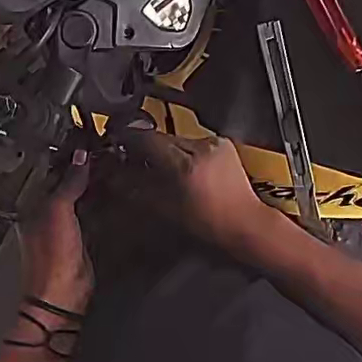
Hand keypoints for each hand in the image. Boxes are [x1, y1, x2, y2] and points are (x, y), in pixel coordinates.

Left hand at [17, 148, 93, 311]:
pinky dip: (101, 203)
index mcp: (34, 207)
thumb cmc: (51, 261)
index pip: (52, 173)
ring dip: (94, 185)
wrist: (63, 296)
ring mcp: (65, 229)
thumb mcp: (58, 212)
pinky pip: (92, 214)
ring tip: (109, 167)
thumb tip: (79, 160)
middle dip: (83, 170)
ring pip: (80, 198)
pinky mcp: (83, 241)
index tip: (86, 144)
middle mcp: (47, 216)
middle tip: (102, 153)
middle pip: (67, 184)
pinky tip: (112, 195)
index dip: (69, 158)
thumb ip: (68, 184)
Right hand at [121, 131, 285, 252]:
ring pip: (179, 139)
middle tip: (137, 161)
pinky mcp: (224, 144)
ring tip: (166, 170)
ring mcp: (215, 143)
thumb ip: (137, 187)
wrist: (246, 223)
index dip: (130, 140)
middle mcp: (202, 148)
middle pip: (163, 137)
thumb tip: (115, 174)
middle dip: (148, 148)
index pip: (149, 139)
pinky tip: (186, 168)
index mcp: (186, 165)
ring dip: (168, 150)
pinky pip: (195, 142)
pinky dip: (186, 152)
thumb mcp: (166, 208)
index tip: (119, 144)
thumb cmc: (210, 223)